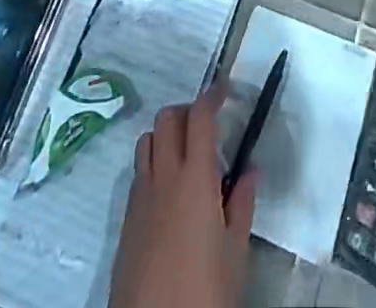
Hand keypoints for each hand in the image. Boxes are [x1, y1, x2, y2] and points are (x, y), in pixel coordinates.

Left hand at [109, 87, 257, 307]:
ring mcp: (140, 195)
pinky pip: (138, 171)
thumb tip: (249, 170)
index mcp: (195, 178)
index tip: (224, 89)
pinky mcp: (126, 217)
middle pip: (166, 118)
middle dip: (187, 110)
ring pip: (147, 140)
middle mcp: (163, 176)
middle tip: (208, 122)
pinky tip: (171, 188)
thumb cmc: (205, 290)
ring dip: (166, 134)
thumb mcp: (235, 251)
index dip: (211, 96)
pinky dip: (154, 161)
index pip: (199, 118)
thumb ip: (241, 203)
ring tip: (188, 152)